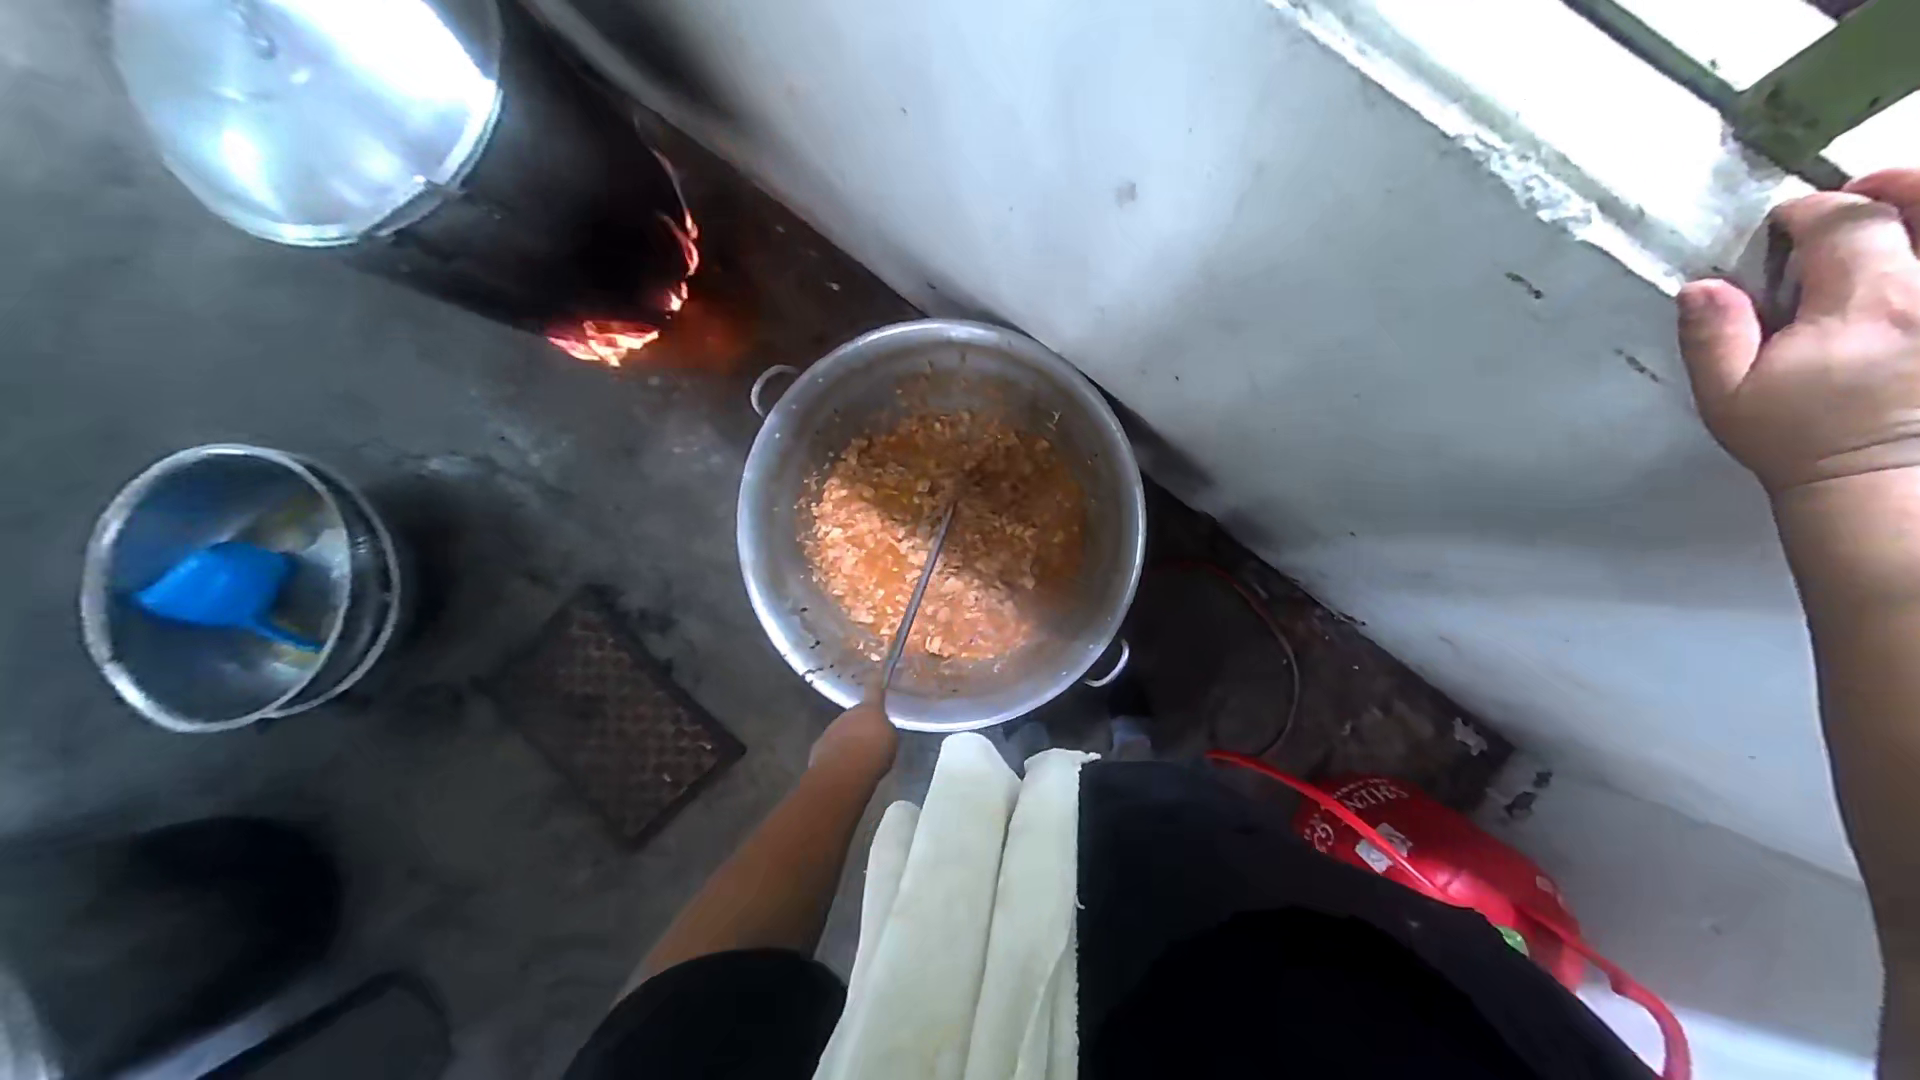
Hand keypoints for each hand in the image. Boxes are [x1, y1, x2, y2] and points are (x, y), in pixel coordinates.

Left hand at [808, 684, 897, 780]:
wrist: (844, 770)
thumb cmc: (875, 752)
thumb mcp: (890, 740)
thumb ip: (884, 730)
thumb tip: (878, 730)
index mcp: (870, 709)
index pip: (874, 691)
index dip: (875, 682)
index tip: (874, 671)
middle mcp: (849, 714)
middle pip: (856, 716)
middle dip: (862, 726)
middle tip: (870, 742)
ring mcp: (832, 729)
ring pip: (843, 731)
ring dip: (849, 741)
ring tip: (858, 759)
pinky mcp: (819, 746)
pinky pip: (832, 747)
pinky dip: (837, 754)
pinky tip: (843, 768)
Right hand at [1678, 170, 1919, 494]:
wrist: (1879, 476)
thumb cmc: (1795, 437)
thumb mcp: (1728, 395)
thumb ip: (1714, 336)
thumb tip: (1702, 286)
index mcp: (1865, 306)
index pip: (1848, 225)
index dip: (1812, 212)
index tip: (1785, 222)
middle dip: (1894, 185)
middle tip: (1860, 192)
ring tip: (1898, 213)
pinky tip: (1910, 256)